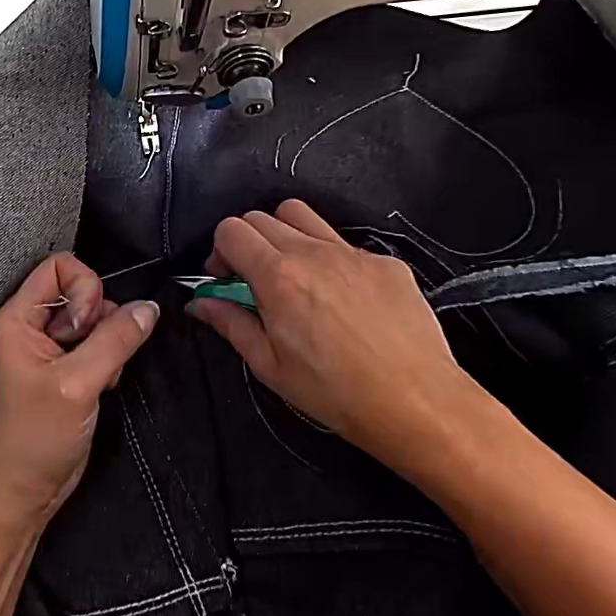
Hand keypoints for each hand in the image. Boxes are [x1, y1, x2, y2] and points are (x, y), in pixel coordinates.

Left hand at [0, 252, 158, 530]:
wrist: (28, 489)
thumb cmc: (36, 438)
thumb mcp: (77, 384)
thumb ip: (116, 340)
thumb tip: (149, 307)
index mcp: (18, 317)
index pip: (59, 266)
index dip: (83, 289)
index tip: (83, 328)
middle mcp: (35, 324)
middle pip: (85, 288)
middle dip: (100, 319)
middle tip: (89, 356)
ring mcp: (55, 344)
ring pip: (100, 314)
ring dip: (110, 341)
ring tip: (95, 375)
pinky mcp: (73, 363)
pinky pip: (106, 338)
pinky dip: (112, 356)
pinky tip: (101, 384)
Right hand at [185, 200, 480, 463]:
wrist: (415, 400)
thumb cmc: (338, 393)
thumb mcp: (271, 366)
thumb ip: (231, 324)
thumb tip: (201, 303)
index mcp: (278, 277)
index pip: (231, 230)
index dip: (220, 252)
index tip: (225, 279)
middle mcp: (313, 252)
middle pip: (262, 217)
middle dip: (247, 242)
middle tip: (253, 280)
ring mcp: (352, 252)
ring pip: (302, 215)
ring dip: (284, 235)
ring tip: (292, 275)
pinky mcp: (383, 260)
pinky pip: (344, 243)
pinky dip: (329, 258)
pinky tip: (340, 297)